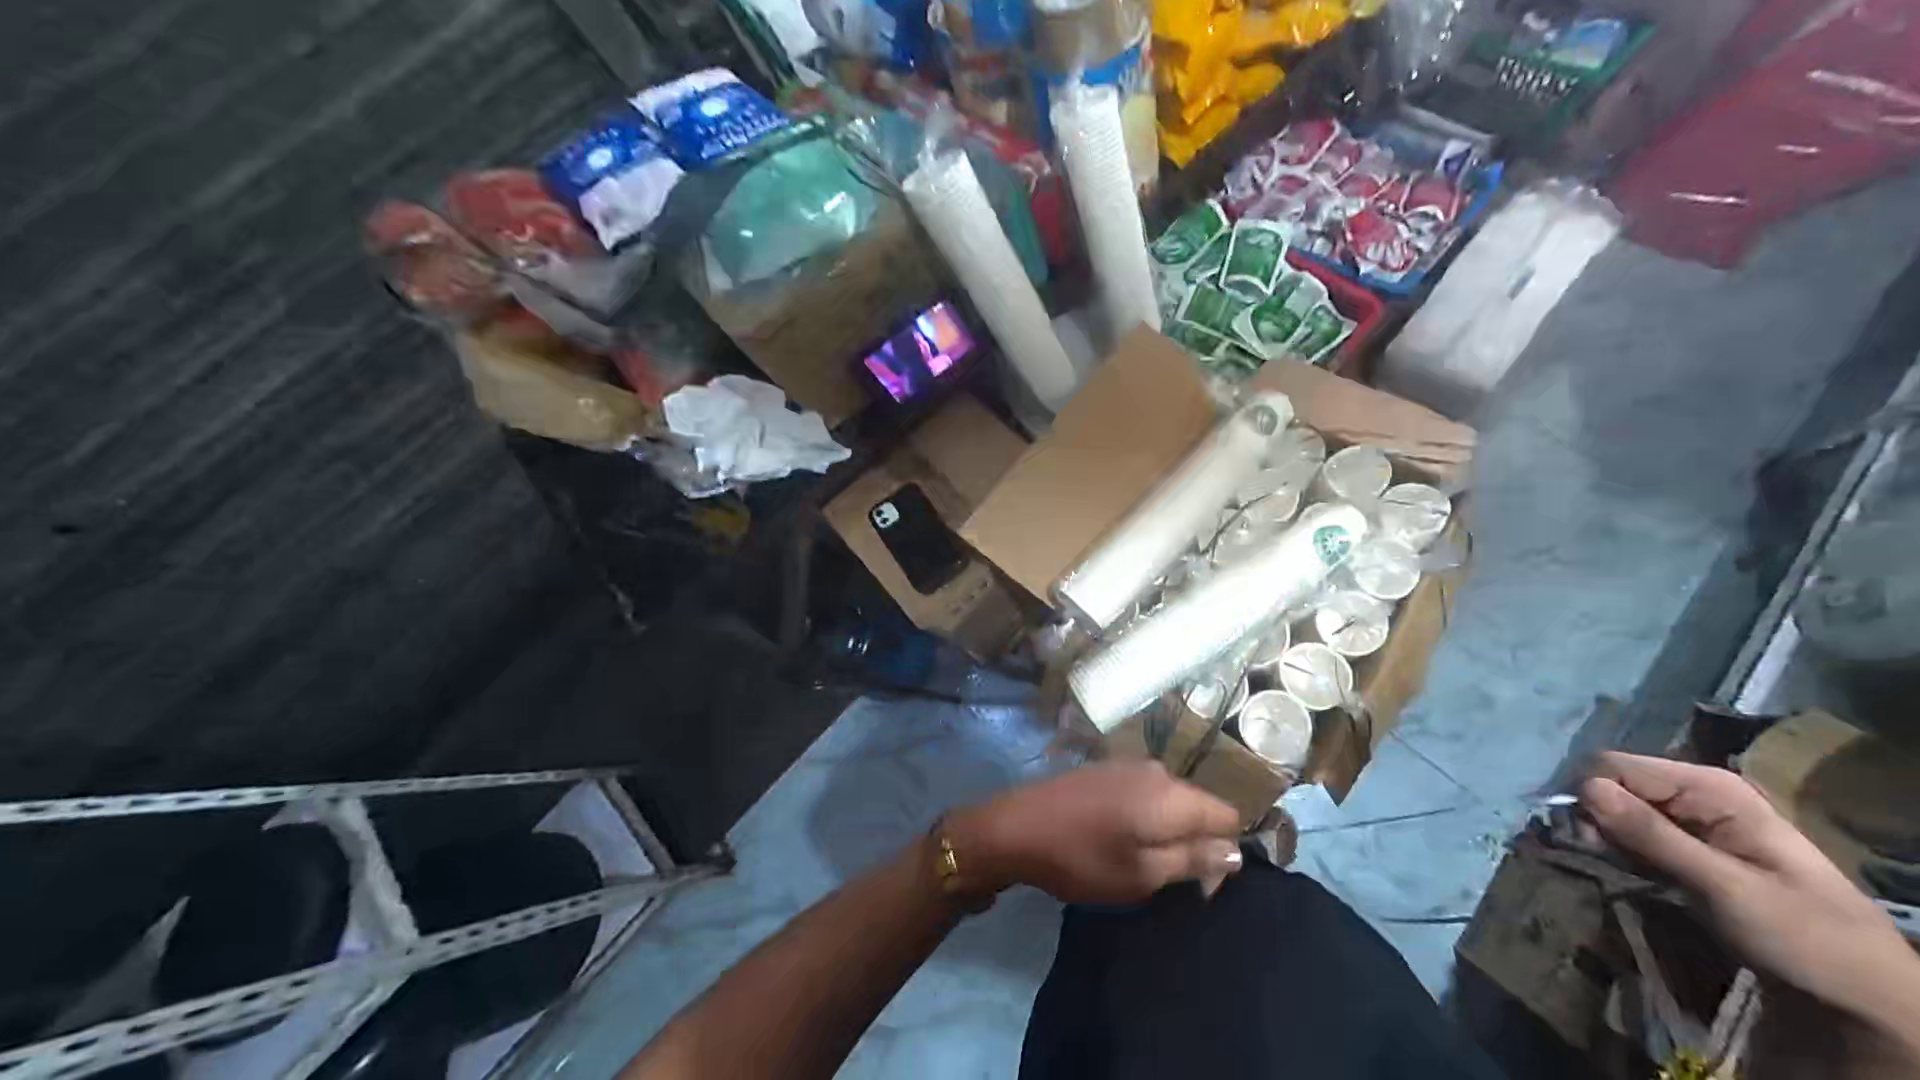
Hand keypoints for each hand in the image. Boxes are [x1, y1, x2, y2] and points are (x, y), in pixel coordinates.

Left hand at [946, 761, 1243, 904]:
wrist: (1014, 827)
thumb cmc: (1080, 858)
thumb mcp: (1142, 874)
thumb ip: (1193, 860)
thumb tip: (1237, 852)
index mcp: (1171, 794)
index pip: (1228, 814)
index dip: (1225, 849)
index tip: (1202, 879)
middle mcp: (1156, 771)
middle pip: (1199, 805)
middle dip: (1196, 840)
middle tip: (1167, 876)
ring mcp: (1128, 765)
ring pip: (1170, 799)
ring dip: (1167, 829)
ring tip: (1138, 859)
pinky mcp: (1105, 769)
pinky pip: (1145, 793)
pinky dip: (1144, 816)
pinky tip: (1117, 836)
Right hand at [1579, 752, 1919, 1045]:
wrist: (1864, 995)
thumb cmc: (1806, 936)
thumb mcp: (1727, 887)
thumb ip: (1653, 835)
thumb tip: (1584, 788)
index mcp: (1710, 787)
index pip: (1613, 766)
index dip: (1588, 794)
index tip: (1581, 835)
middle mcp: (1695, 792)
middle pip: (1611, 784)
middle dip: (1592, 815)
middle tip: (1593, 854)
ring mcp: (1691, 818)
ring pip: (1615, 808)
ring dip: (1601, 834)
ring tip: (1607, 864)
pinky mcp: (1684, 844)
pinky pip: (1631, 830)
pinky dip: (1616, 846)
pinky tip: (1619, 866)